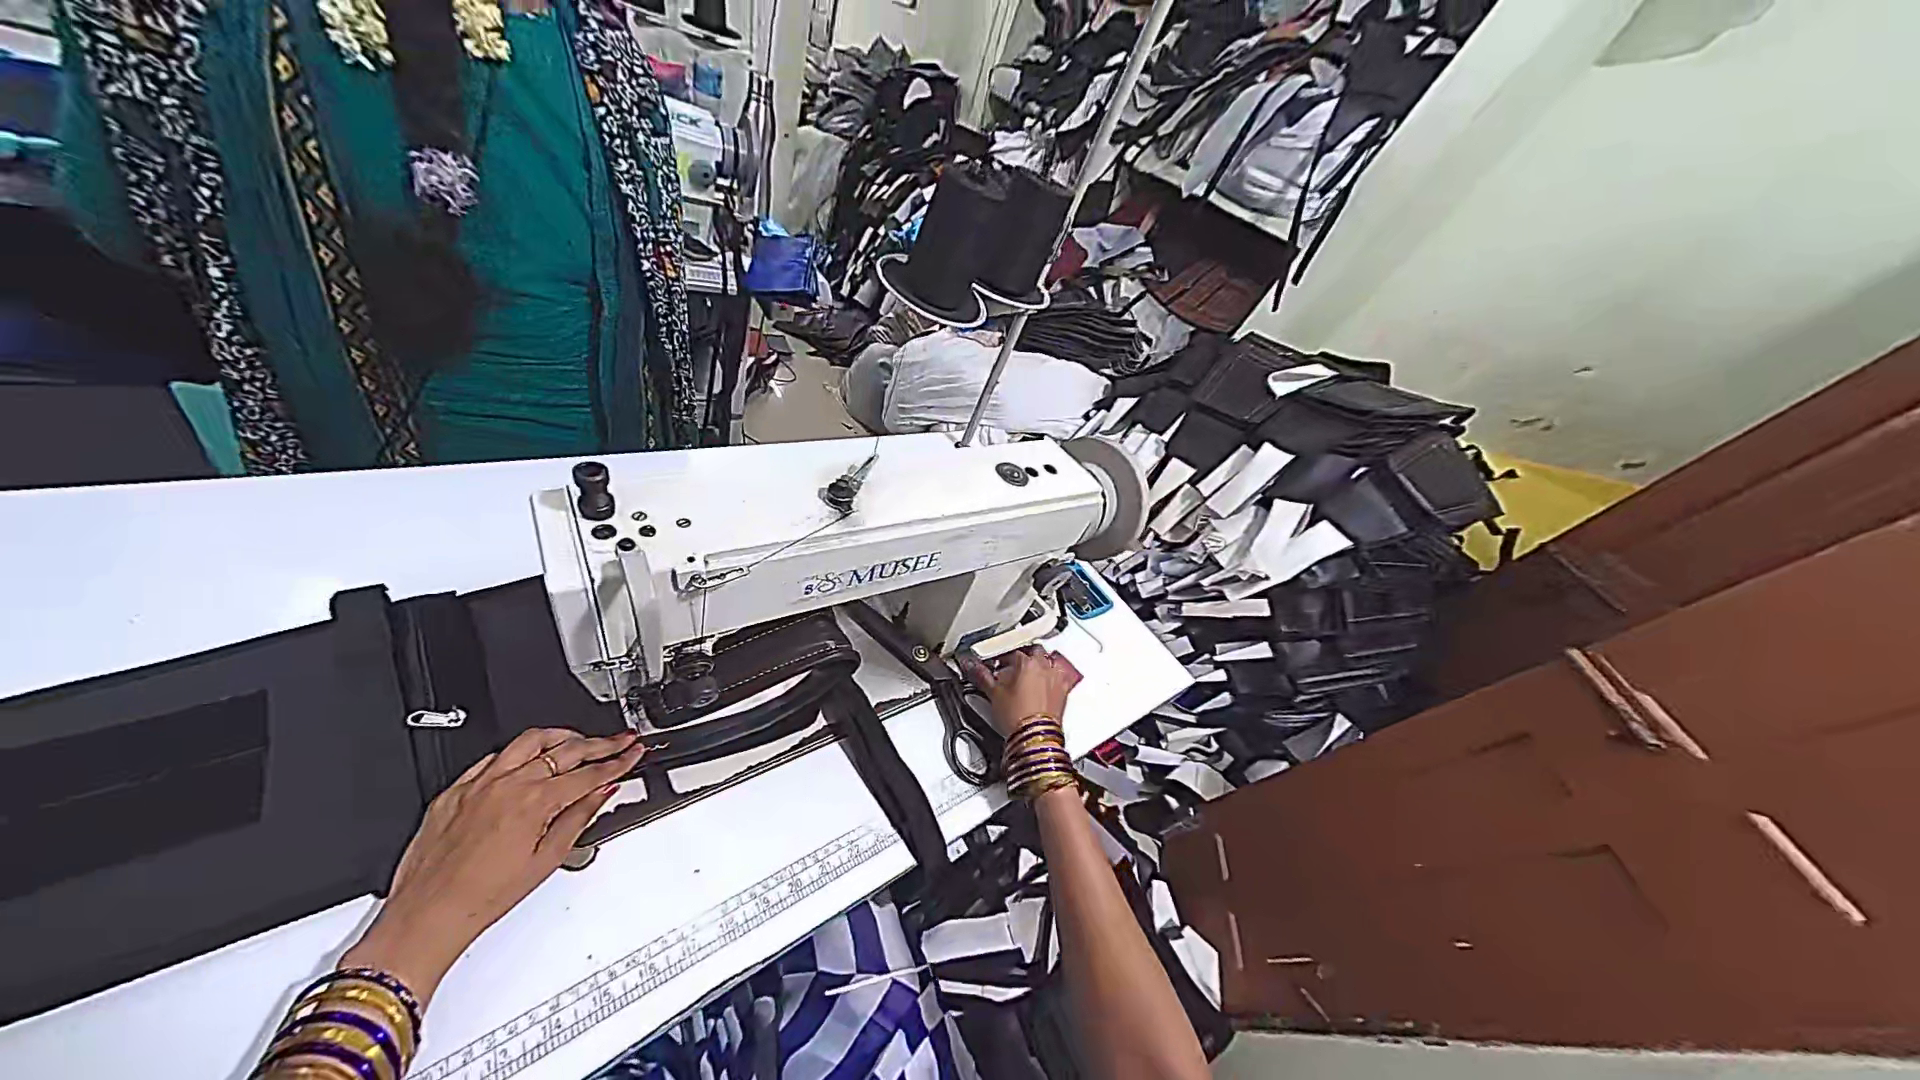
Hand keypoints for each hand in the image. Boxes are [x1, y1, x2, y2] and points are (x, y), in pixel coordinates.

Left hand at [341, 728, 644, 1002]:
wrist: (426, 917)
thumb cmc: (481, 898)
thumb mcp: (547, 860)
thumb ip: (579, 817)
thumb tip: (602, 792)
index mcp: (534, 802)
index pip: (590, 772)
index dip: (618, 760)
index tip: (632, 752)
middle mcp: (507, 785)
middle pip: (567, 749)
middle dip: (602, 742)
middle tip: (620, 739)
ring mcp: (479, 784)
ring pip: (530, 740)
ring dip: (562, 736)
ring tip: (579, 738)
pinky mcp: (455, 790)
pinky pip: (493, 756)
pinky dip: (518, 751)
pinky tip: (528, 757)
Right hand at [962, 646, 1082, 736]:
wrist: (1035, 738)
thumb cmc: (1018, 718)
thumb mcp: (994, 694)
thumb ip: (982, 676)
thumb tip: (972, 667)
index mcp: (1027, 663)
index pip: (1011, 652)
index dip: (1001, 657)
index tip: (996, 663)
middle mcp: (1045, 667)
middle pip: (1034, 650)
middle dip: (1024, 654)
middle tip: (1013, 663)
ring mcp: (1056, 678)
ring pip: (1051, 660)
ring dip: (1042, 662)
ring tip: (1031, 670)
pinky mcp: (1064, 692)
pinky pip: (1062, 675)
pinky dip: (1055, 675)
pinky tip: (1048, 681)